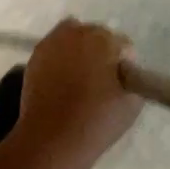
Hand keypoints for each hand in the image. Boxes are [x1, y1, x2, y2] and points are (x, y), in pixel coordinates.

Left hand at [11, 18, 142, 168]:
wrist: (52, 136)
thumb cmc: (96, 121)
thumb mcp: (131, 103)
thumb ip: (132, 78)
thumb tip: (124, 70)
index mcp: (104, 41)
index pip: (123, 45)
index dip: (124, 64)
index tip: (122, 82)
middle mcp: (77, 32)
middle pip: (97, 35)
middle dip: (102, 52)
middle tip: (102, 78)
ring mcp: (53, 40)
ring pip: (74, 36)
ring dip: (81, 49)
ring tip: (81, 75)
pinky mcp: (37, 53)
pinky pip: (55, 46)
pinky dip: (61, 56)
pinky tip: (63, 77)